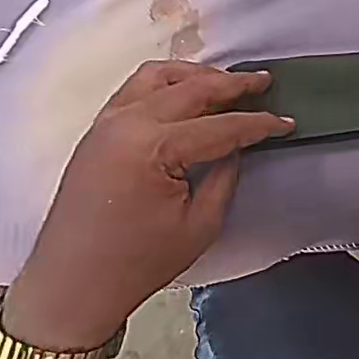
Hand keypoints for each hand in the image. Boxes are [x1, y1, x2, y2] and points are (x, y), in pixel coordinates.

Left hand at [4, 62, 293, 349]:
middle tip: (264, 83)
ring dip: (197, 75)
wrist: (73, 283)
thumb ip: (224, 176)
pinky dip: (167, 82)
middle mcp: (128, 123)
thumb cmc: (138, 261)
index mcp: (154, 147)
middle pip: (192, 89)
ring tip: (226, 82)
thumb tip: (236, 148)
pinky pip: (136, 88)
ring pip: (159, 76)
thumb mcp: (200, 224)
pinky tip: (185, 92)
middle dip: (234, 84)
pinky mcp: (98, 130)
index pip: (221, 126)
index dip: (259, 124)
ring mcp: (108, 122)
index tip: (285, 122)